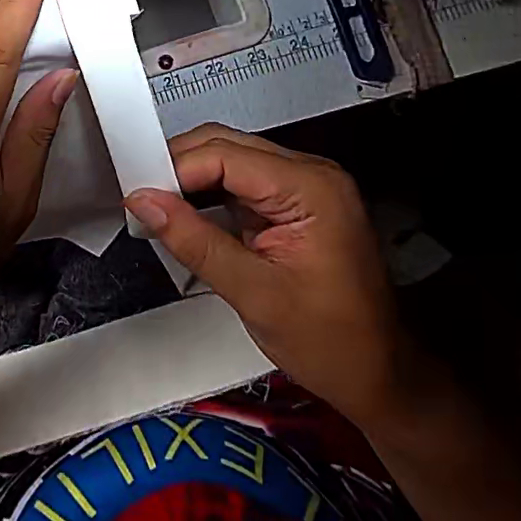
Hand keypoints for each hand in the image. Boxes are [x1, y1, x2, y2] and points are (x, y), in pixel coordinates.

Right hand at [123, 125, 413, 426]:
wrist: (379, 375)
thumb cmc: (336, 343)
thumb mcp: (254, 293)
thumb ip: (194, 241)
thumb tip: (147, 203)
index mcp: (312, 188)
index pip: (225, 154)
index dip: (176, 170)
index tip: (141, 194)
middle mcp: (310, 175)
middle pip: (225, 146)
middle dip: (179, 169)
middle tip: (145, 201)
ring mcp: (302, 186)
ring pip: (228, 159)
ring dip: (191, 181)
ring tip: (160, 210)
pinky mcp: (291, 201)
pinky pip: (238, 182)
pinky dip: (208, 195)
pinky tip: (187, 216)